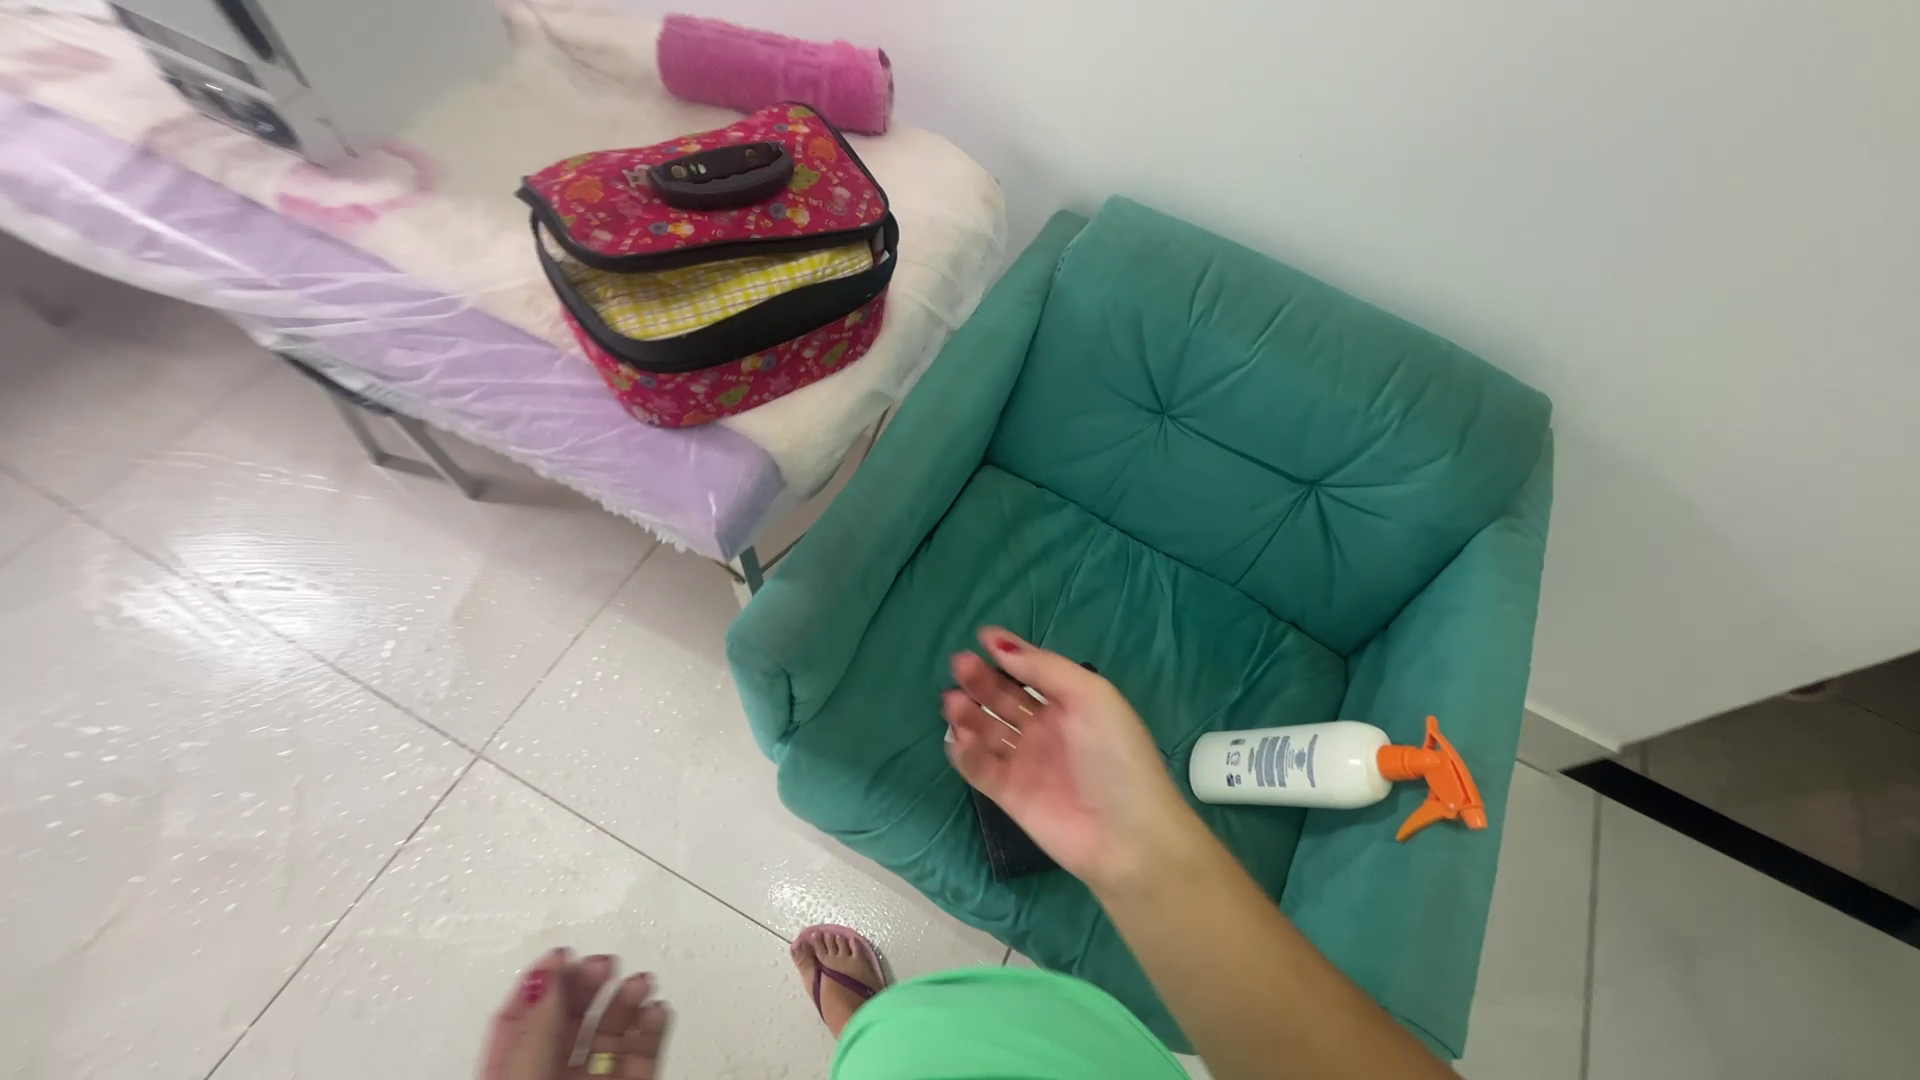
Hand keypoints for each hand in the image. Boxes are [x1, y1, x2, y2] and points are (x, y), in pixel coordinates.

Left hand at [481, 949, 668, 1079]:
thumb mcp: (528, 1078)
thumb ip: (536, 1029)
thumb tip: (544, 973)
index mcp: (516, 1073)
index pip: (521, 1017)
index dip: (539, 981)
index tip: (560, 953)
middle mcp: (553, 1075)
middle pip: (569, 1015)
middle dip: (588, 982)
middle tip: (603, 962)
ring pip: (612, 1029)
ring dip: (628, 997)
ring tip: (639, 983)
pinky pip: (645, 1050)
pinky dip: (655, 1025)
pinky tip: (655, 1011)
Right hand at [942, 628, 1198, 891]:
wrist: (1128, 835)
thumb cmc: (1115, 755)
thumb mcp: (1091, 696)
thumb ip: (1044, 668)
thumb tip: (998, 642)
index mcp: (1070, 703)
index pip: (1031, 672)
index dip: (1008, 654)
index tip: (980, 637)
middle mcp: (1045, 729)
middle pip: (1003, 698)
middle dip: (980, 680)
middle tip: (959, 665)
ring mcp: (1026, 762)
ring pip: (986, 730)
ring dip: (967, 714)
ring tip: (952, 703)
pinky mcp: (1009, 795)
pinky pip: (980, 768)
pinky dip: (965, 753)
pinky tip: (957, 739)